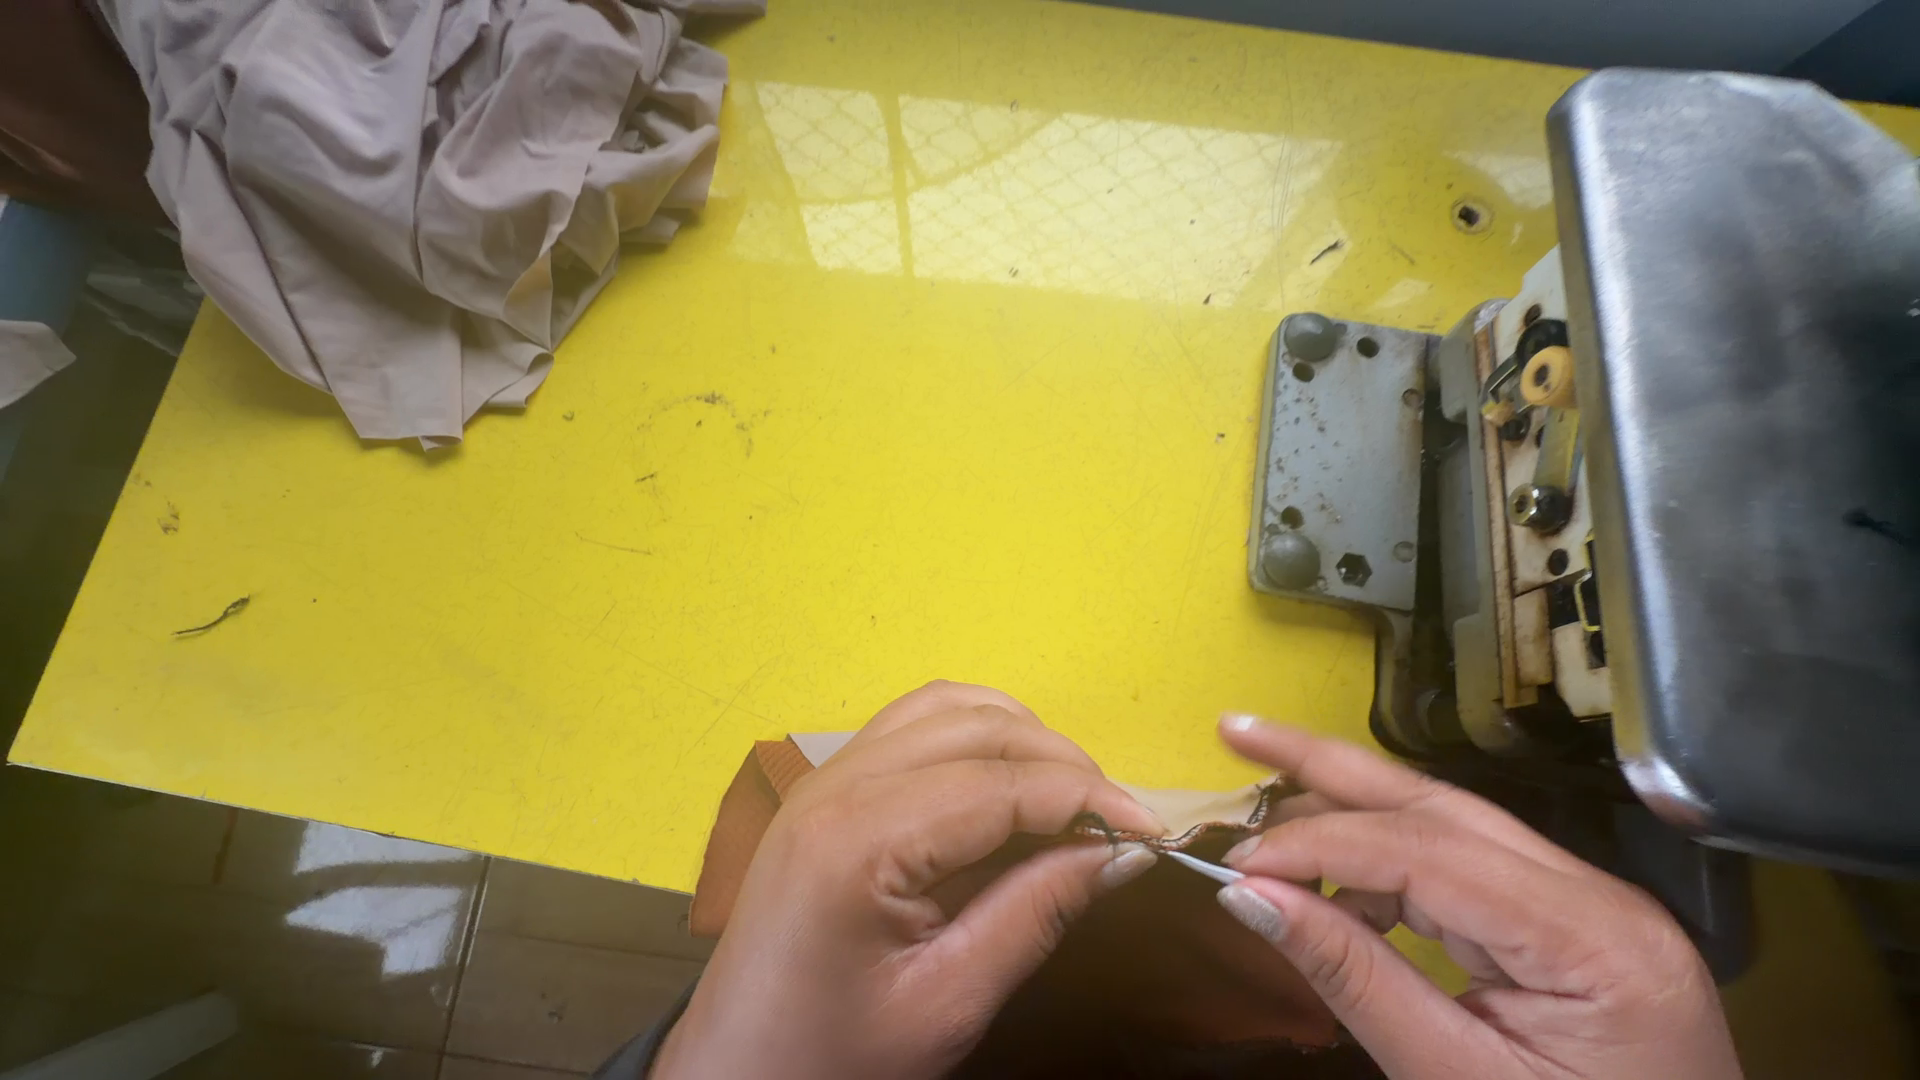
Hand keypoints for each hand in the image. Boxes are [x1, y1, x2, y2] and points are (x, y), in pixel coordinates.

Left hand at [652, 681, 1165, 1079]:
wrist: (734, 1070)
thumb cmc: (835, 1056)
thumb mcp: (947, 1001)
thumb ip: (1036, 911)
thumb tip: (1118, 852)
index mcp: (859, 837)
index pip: (998, 783)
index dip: (1085, 796)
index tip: (1149, 830)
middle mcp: (838, 779)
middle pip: (976, 728)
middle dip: (1060, 760)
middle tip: (1114, 817)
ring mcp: (827, 771)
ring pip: (946, 706)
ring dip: (1018, 734)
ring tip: (1067, 791)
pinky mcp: (828, 780)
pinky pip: (914, 721)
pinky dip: (973, 731)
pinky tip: (1003, 774)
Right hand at [1212, 715, 1741, 1079]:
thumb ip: (1351, 976)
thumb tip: (1247, 895)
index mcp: (1592, 940)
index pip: (1425, 849)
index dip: (1319, 844)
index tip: (1238, 864)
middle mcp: (1590, 893)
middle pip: (1430, 798)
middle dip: (1323, 761)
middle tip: (1235, 729)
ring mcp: (1575, 898)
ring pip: (1432, 816)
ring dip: (1339, 805)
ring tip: (1262, 815)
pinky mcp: (1550, 913)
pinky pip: (1443, 859)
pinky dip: (1370, 862)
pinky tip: (1324, 884)